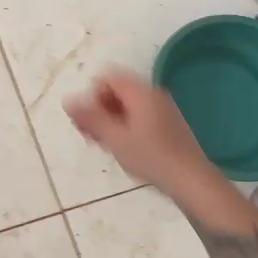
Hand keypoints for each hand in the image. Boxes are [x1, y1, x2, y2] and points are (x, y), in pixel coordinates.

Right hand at [64, 68, 217, 192]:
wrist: (190, 179)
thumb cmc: (150, 157)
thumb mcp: (115, 138)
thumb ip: (90, 117)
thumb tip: (67, 100)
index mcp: (141, 93)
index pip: (108, 78)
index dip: (92, 95)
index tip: (87, 120)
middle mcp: (153, 95)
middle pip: (117, 91)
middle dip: (99, 109)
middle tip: (90, 136)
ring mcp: (162, 110)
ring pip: (127, 106)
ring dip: (110, 120)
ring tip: (104, 144)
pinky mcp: (167, 125)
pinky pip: (139, 116)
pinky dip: (125, 126)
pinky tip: (122, 148)